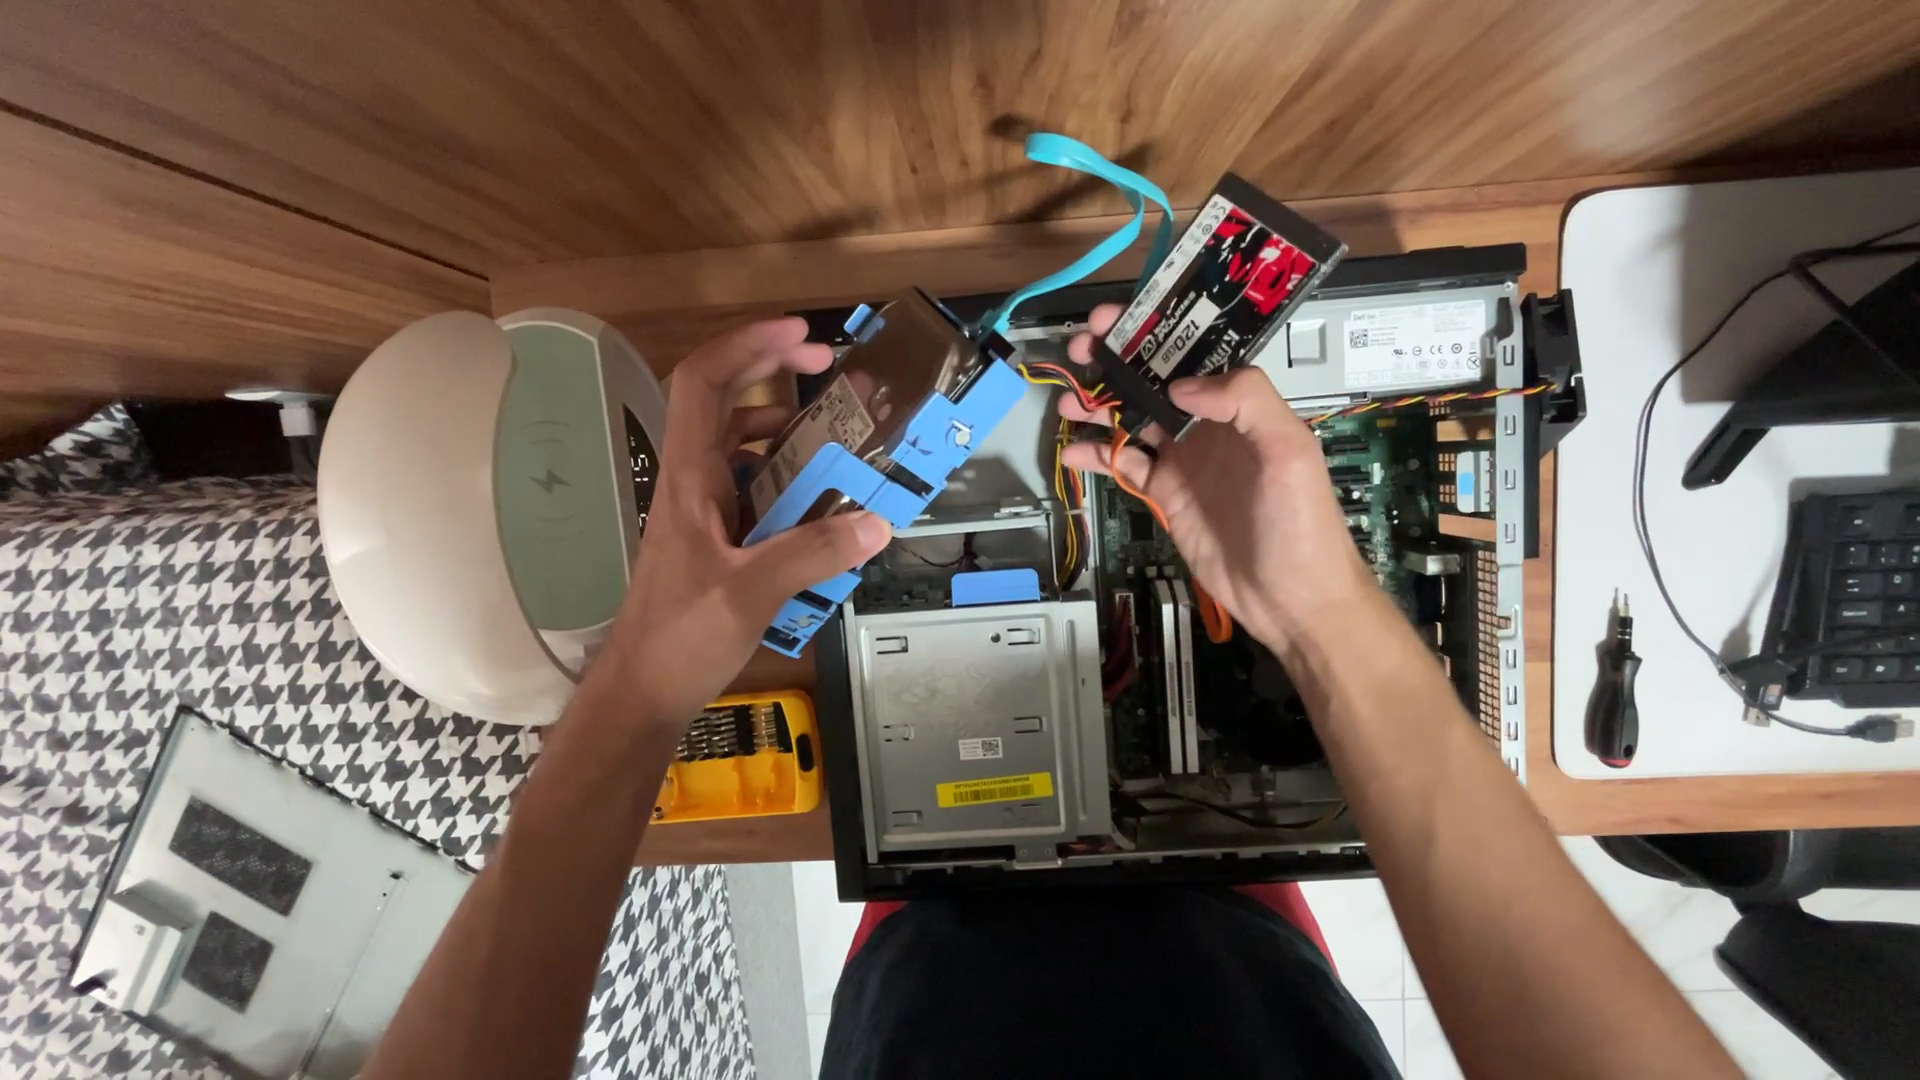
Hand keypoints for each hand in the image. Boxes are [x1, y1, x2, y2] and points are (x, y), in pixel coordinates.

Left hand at [593, 318, 891, 727]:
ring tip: (834, 432)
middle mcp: (692, 483)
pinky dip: (785, 477)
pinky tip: (819, 498)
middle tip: (828, 369)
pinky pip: (751, 487)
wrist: (642, 690)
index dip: (749, 347)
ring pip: (738, 445)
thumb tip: (876, 522)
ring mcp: (701, 510)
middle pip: (723, 402)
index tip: (802, 335)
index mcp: (689, 480)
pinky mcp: (714, 538)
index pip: (704, 385)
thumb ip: (814, 553)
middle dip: (772, 372)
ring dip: (783, 428)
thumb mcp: (752, 592)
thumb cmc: (682, 637)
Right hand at [1060, 304, 1371, 651]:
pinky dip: (1097, 456)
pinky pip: (1124, 466)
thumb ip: (1245, 400)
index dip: (1152, 332)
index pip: (1191, 354)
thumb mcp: (1289, 449)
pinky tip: (1072, 452)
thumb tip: (1178, 385)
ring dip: (1098, 406)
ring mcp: (1183, 459)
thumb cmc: (1301, 522)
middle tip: (1078, 349)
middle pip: (1153, 382)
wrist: (1289, 595)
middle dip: (1115, 361)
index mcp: (1240, 405)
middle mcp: (1207, 424)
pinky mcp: (1164, 494)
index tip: (1113, 321)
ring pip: (1131, 420)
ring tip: (1067, 400)